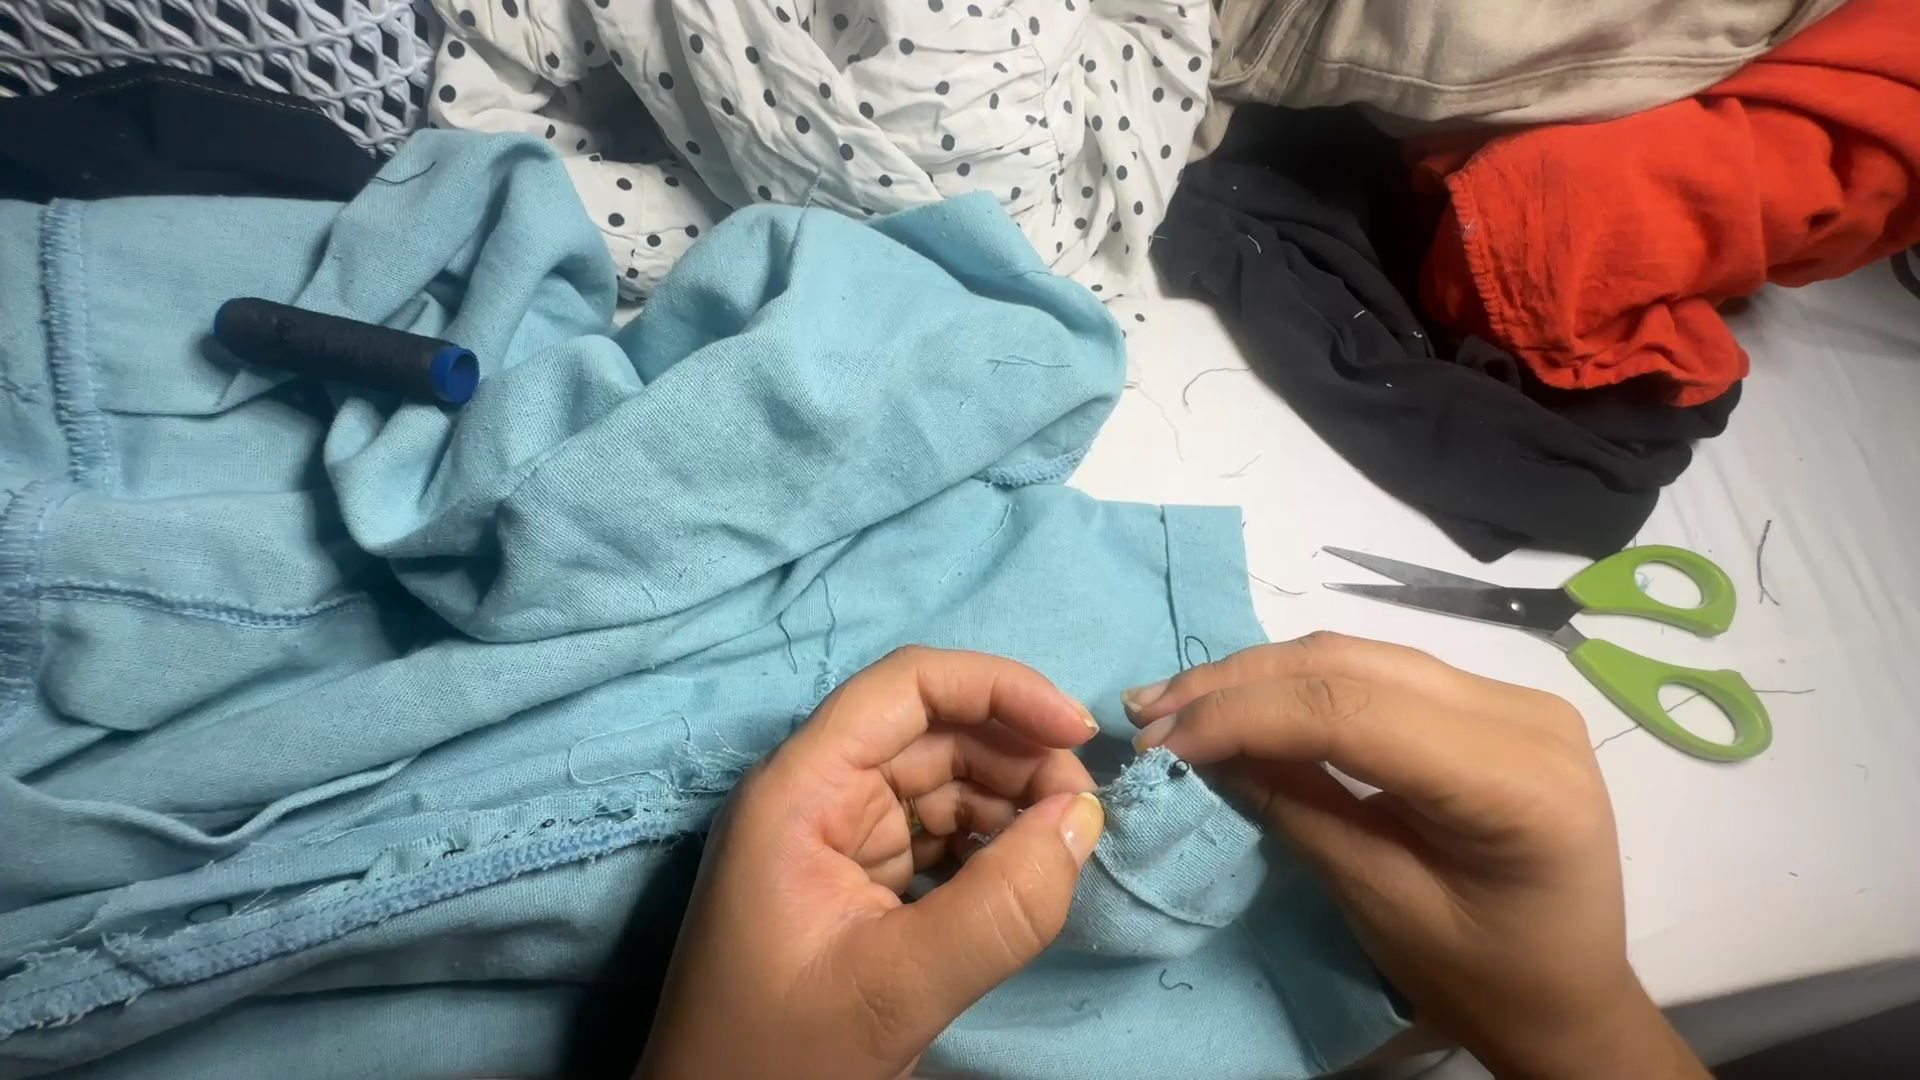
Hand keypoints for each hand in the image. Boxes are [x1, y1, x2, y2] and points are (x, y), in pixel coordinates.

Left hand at [637, 647, 1105, 1079]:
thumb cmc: (777, 1060)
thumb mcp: (892, 990)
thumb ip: (1000, 910)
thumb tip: (1081, 820)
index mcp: (801, 786)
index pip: (908, 686)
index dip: (998, 687)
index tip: (1075, 731)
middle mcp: (819, 787)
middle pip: (935, 728)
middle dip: (1017, 756)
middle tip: (1080, 814)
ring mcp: (840, 826)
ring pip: (945, 775)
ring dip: (1011, 799)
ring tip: (1060, 845)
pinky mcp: (861, 864)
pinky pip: (939, 825)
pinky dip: (990, 839)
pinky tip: (1022, 871)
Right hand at [1122, 633, 1708, 1079]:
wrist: (1566, 995)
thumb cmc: (1479, 974)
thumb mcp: (1374, 898)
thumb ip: (1290, 803)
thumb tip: (1198, 745)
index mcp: (1516, 784)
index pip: (1348, 713)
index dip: (1240, 716)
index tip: (1158, 743)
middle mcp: (1518, 713)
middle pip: (1342, 666)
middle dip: (1231, 685)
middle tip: (1148, 713)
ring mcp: (1501, 693)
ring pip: (1343, 653)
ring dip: (1249, 673)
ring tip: (1174, 701)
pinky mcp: (1474, 694)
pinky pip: (1361, 666)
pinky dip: (1286, 679)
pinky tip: (1235, 693)